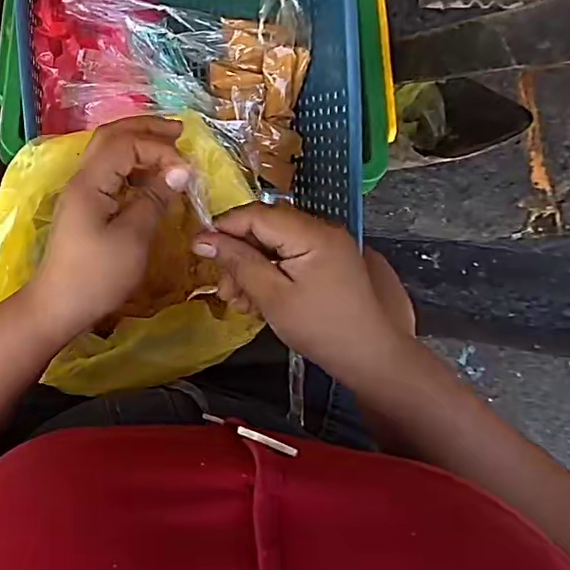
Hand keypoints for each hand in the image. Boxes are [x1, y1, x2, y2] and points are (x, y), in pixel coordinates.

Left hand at [24, 115, 191, 337]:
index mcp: (90, 183)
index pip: (127, 144)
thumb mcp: (132, 238)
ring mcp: (81, 192)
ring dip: (139, 143)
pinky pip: (110, 172)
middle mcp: (82, 179)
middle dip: (146, 129)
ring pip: (109, 152)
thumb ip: (155, 199)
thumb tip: (179, 170)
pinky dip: (133, 165)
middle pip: (112, 136)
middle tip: (180, 130)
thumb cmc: (96, 276)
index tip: (187, 170)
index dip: (160, 149)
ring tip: (170, 147)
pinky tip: (152, 175)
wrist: (58, 306)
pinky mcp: (85, 207)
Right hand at [193, 202, 408, 380]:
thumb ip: (239, 263)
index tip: (199, 248)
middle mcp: (322, 230)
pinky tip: (258, 299)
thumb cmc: (321, 328)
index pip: (257, 214)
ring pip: (274, 243)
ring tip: (239, 301)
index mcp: (313, 233)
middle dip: (238, 254)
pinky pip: (289, 256)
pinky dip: (269, 273)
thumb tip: (204, 239)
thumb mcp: (272, 297)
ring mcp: (327, 245)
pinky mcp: (327, 260)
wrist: (369, 356)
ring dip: (250, 267)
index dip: (224, 227)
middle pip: (265, 227)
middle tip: (224, 289)